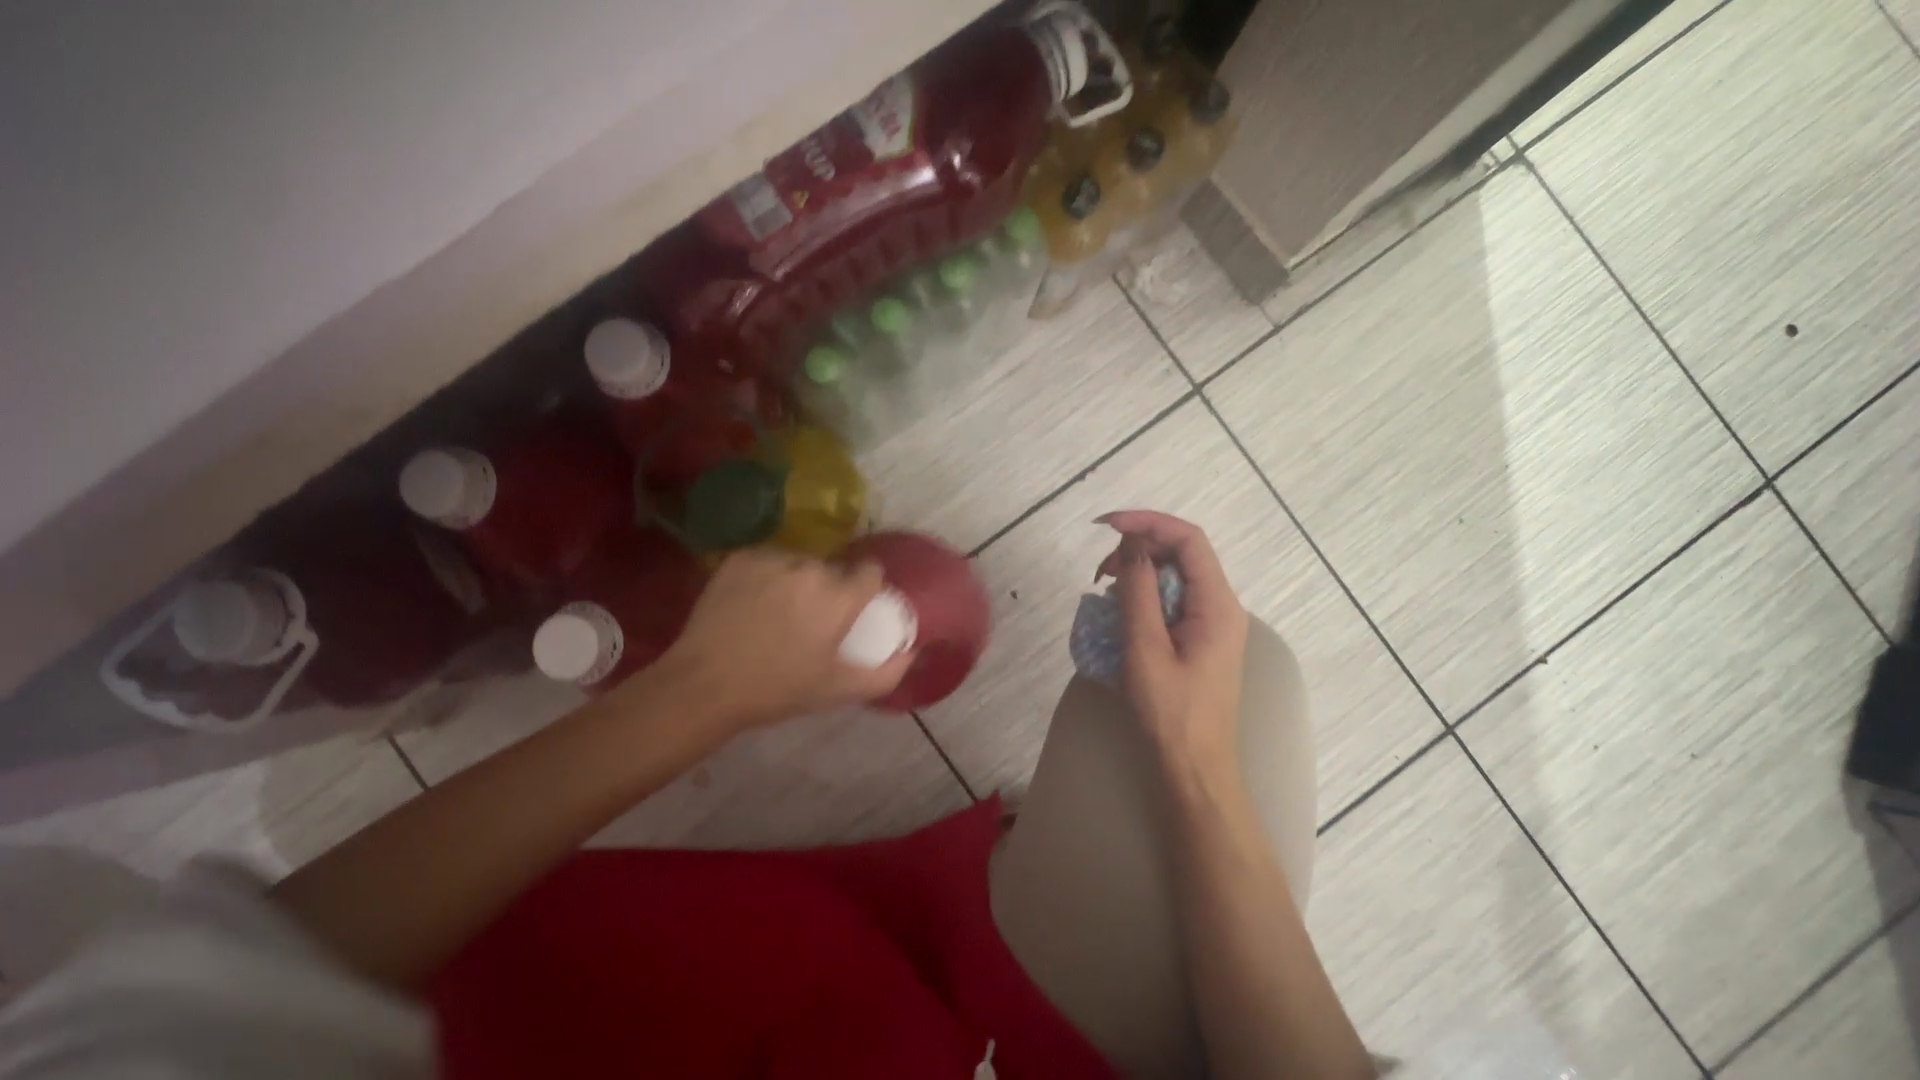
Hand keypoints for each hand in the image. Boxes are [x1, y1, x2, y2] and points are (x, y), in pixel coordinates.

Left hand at [643, 548, 914, 732]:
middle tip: (809, 622)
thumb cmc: (777, 690)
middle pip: (832, 569)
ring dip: (796, 581)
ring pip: (798, 564)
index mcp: (838, 596)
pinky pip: (766, 562)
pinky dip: (765, 578)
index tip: (854, 609)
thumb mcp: (838, 690)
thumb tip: (913, 653)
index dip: (866, 588)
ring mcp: (771, 559)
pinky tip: (752, 605)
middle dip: (827, 590)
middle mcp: (809, 568)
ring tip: (776, 614)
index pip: (870, 570)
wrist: (704, 684)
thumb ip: (887, 673)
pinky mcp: (739, 558)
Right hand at [1095, 511, 1249, 775]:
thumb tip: (1130, 544)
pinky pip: (1172, 602)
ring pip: (1176, 576)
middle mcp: (1222, 606)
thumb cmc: (1171, 714)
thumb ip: (1139, 591)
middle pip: (1182, 554)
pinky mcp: (1199, 640)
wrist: (1194, 769)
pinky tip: (1119, 614)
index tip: (1106, 526)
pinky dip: (1144, 597)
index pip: (1188, 539)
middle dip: (1138, 548)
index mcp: (1218, 605)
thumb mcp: (1146, 650)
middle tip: (1098, 570)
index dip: (1148, 522)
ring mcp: (1212, 624)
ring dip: (1138, 573)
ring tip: (1103, 592)